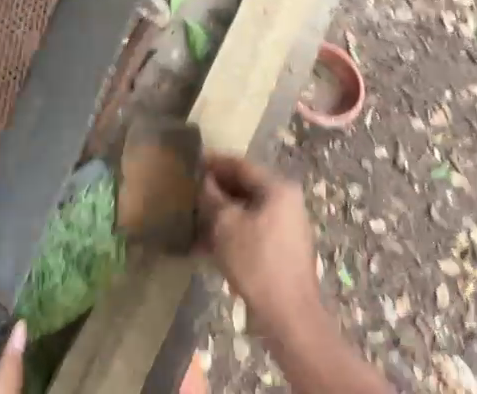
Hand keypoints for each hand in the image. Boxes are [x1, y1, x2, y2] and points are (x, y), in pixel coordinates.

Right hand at [197, 154, 321, 321]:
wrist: (288, 315)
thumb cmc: (256, 261)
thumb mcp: (226, 224)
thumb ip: (212, 197)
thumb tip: (205, 183)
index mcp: (278, 189)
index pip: (241, 165)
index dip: (214, 162)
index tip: (191, 162)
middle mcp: (287, 203)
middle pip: (245, 188)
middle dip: (215, 191)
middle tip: (188, 191)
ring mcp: (287, 228)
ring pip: (246, 213)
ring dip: (220, 215)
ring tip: (192, 219)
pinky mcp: (282, 251)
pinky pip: (252, 232)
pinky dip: (231, 234)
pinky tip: (205, 245)